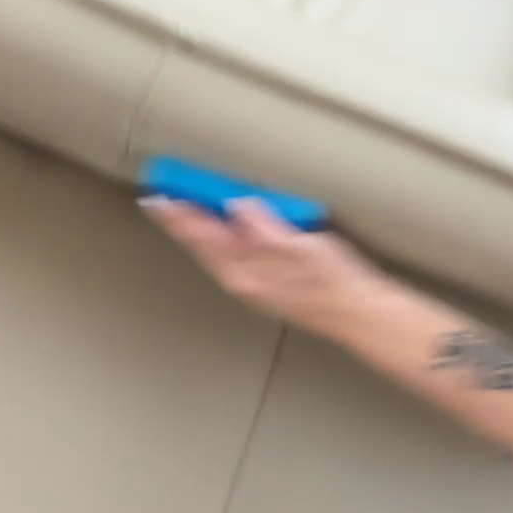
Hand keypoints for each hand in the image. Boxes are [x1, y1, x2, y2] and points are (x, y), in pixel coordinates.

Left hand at [142, 197, 393, 336]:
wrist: (355, 313)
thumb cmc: (330, 280)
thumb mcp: (296, 246)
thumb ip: (263, 226)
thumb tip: (236, 206)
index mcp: (243, 269)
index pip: (201, 235)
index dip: (179, 214)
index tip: (158, 199)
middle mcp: (241, 279)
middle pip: (202, 244)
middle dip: (182, 221)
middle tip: (161, 201)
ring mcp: (252, 283)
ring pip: (214, 251)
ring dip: (197, 230)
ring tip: (182, 212)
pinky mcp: (265, 283)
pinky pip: (230, 257)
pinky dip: (217, 240)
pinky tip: (221, 232)